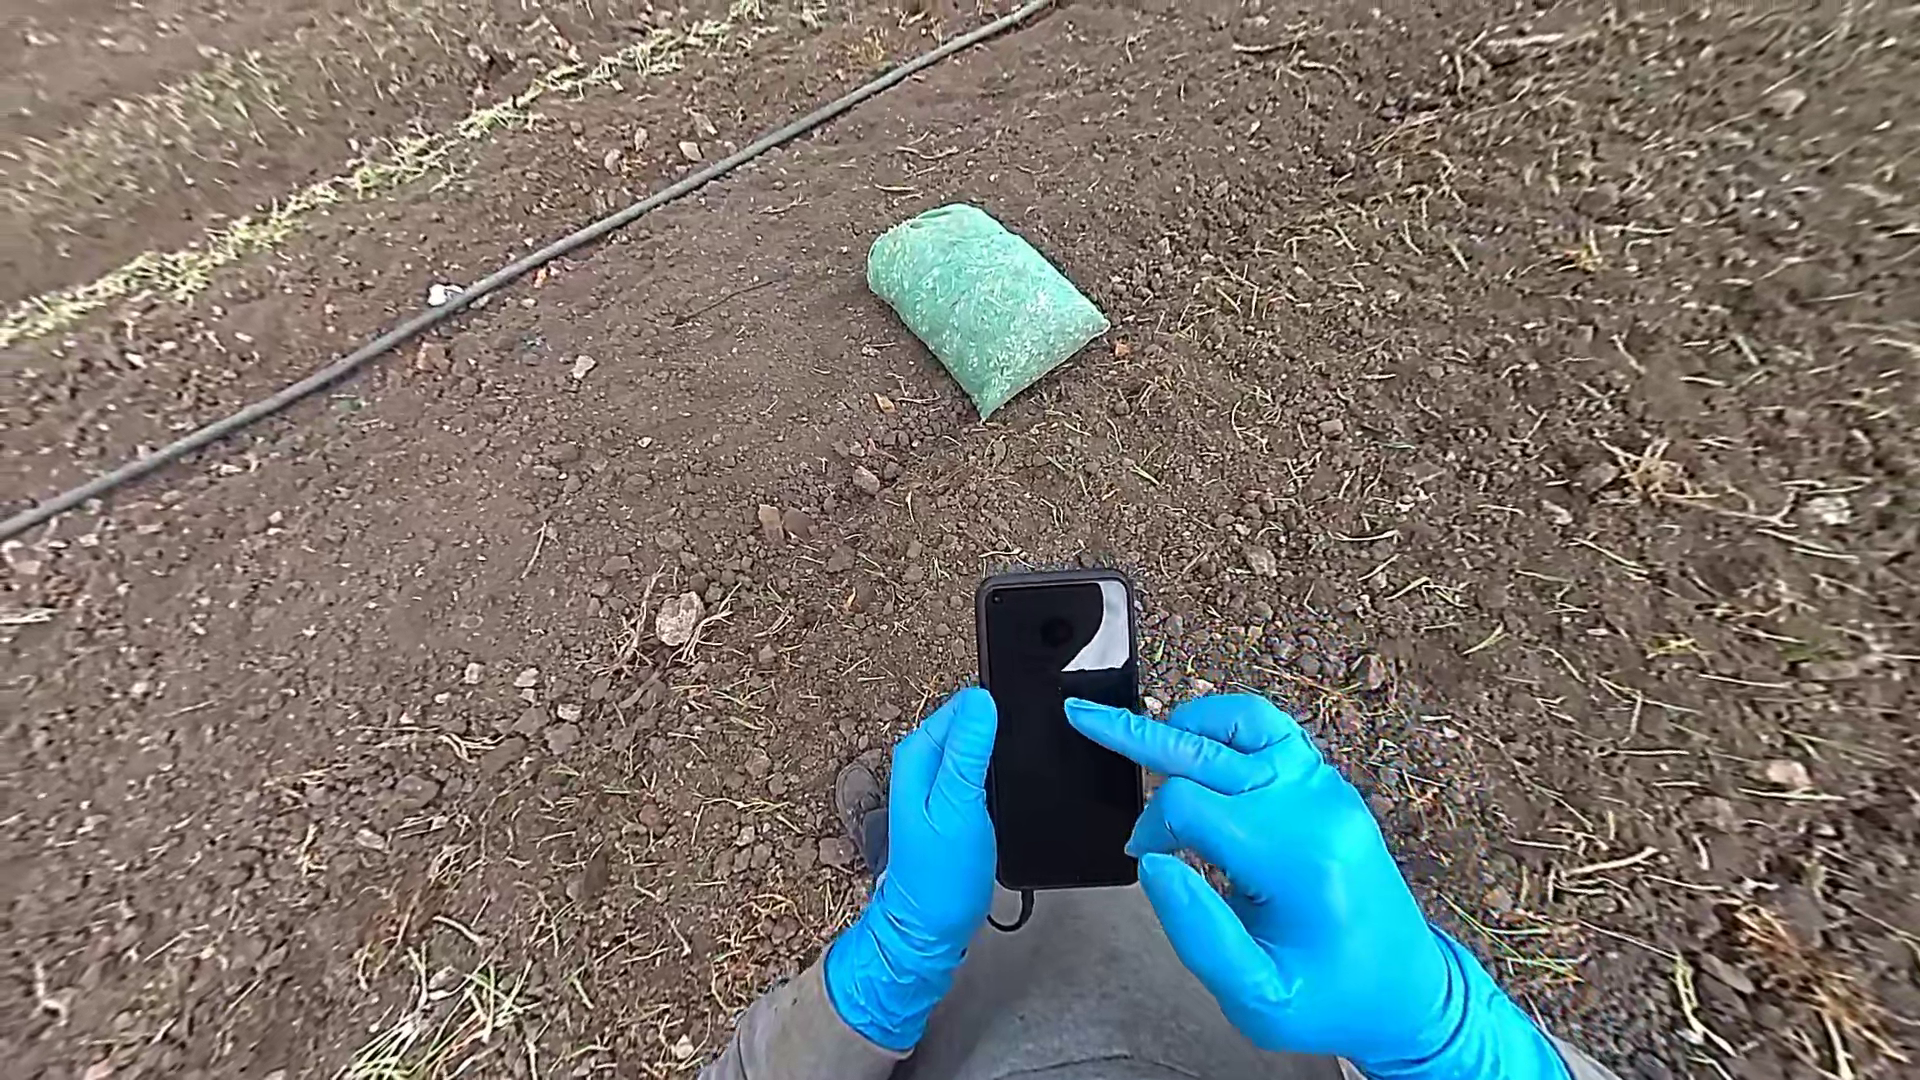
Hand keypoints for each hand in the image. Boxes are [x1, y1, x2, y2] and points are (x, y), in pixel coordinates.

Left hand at [824, 687, 997, 1049]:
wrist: (930, 929)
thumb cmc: (942, 874)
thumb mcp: (958, 806)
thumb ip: (969, 751)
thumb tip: (982, 699)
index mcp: (919, 752)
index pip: (962, 705)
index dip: (994, 711)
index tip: (1020, 728)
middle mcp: (923, 760)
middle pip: (969, 722)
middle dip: (997, 729)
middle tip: (1025, 752)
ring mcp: (935, 780)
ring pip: (975, 744)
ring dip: (997, 750)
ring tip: (1021, 766)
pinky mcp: (950, 797)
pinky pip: (976, 767)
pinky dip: (994, 770)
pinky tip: (1008, 783)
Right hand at [1066, 694, 1568, 1079]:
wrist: (1409, 990)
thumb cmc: (1329, 996)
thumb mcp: (1260, 1000)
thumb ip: (1197, 933)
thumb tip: (1151, 860)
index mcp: (1295, 860)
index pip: (1189, 808)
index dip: (1150, 829)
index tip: (1144, 857)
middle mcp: (1311, 807)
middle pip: (1201, 750)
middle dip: (1129, 733)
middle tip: (1080, 715)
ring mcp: (1321, 784)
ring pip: (1235, 720)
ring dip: (1182, 727)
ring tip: (1147, 740)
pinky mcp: (1321, 776)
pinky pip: (1265, 722)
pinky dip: (1219, 721)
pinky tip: (1195, 739)